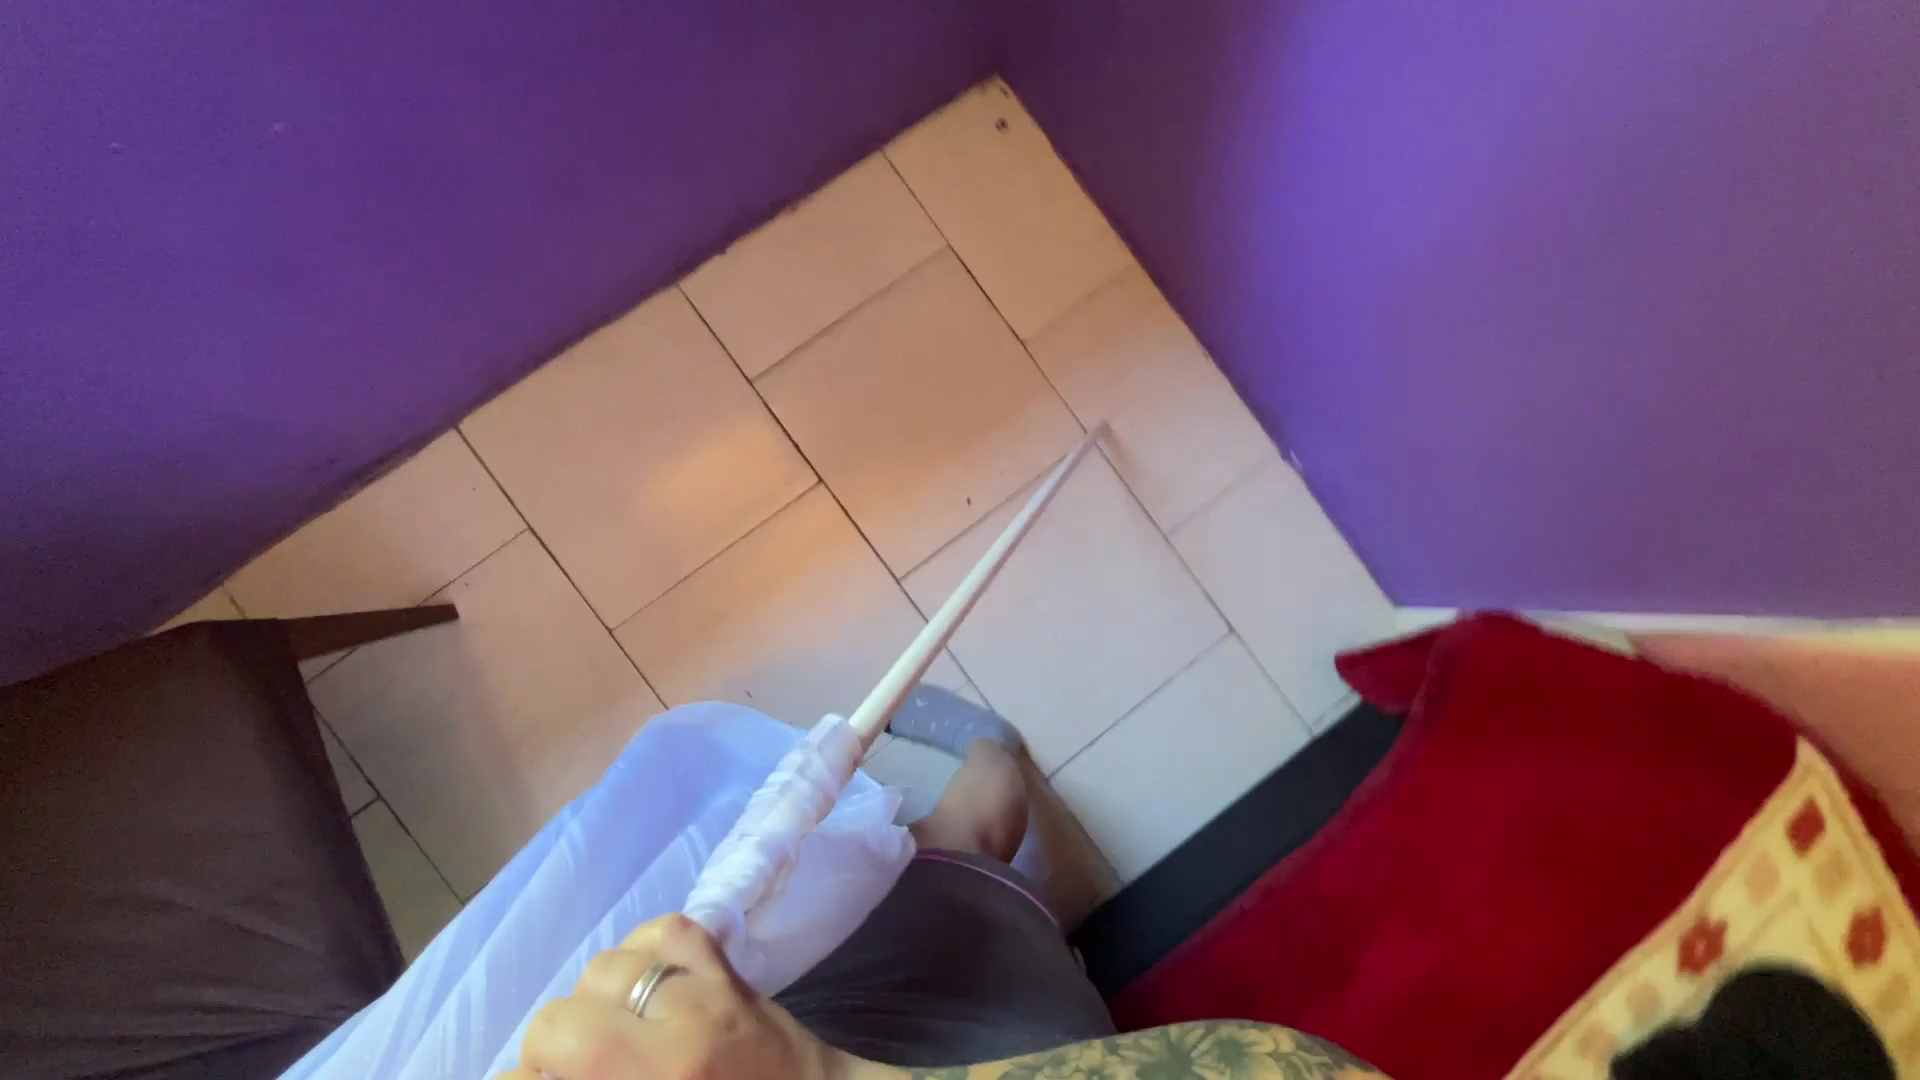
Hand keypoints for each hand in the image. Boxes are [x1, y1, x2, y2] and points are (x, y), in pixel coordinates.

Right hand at [492, 914, 846, 1079]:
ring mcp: (707, 990)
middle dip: (548, 1054)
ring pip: (604, 969)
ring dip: (592, 1004)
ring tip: (612, 1035)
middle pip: (558, 1021)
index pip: (544, 1064)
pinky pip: (665, 931)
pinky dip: (641, 955)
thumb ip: (601, 1079)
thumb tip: (536, 1072)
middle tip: (575, 1073)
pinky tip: (644, 987)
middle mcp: (678, 1034)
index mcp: (658, 1079)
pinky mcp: (729, 966)